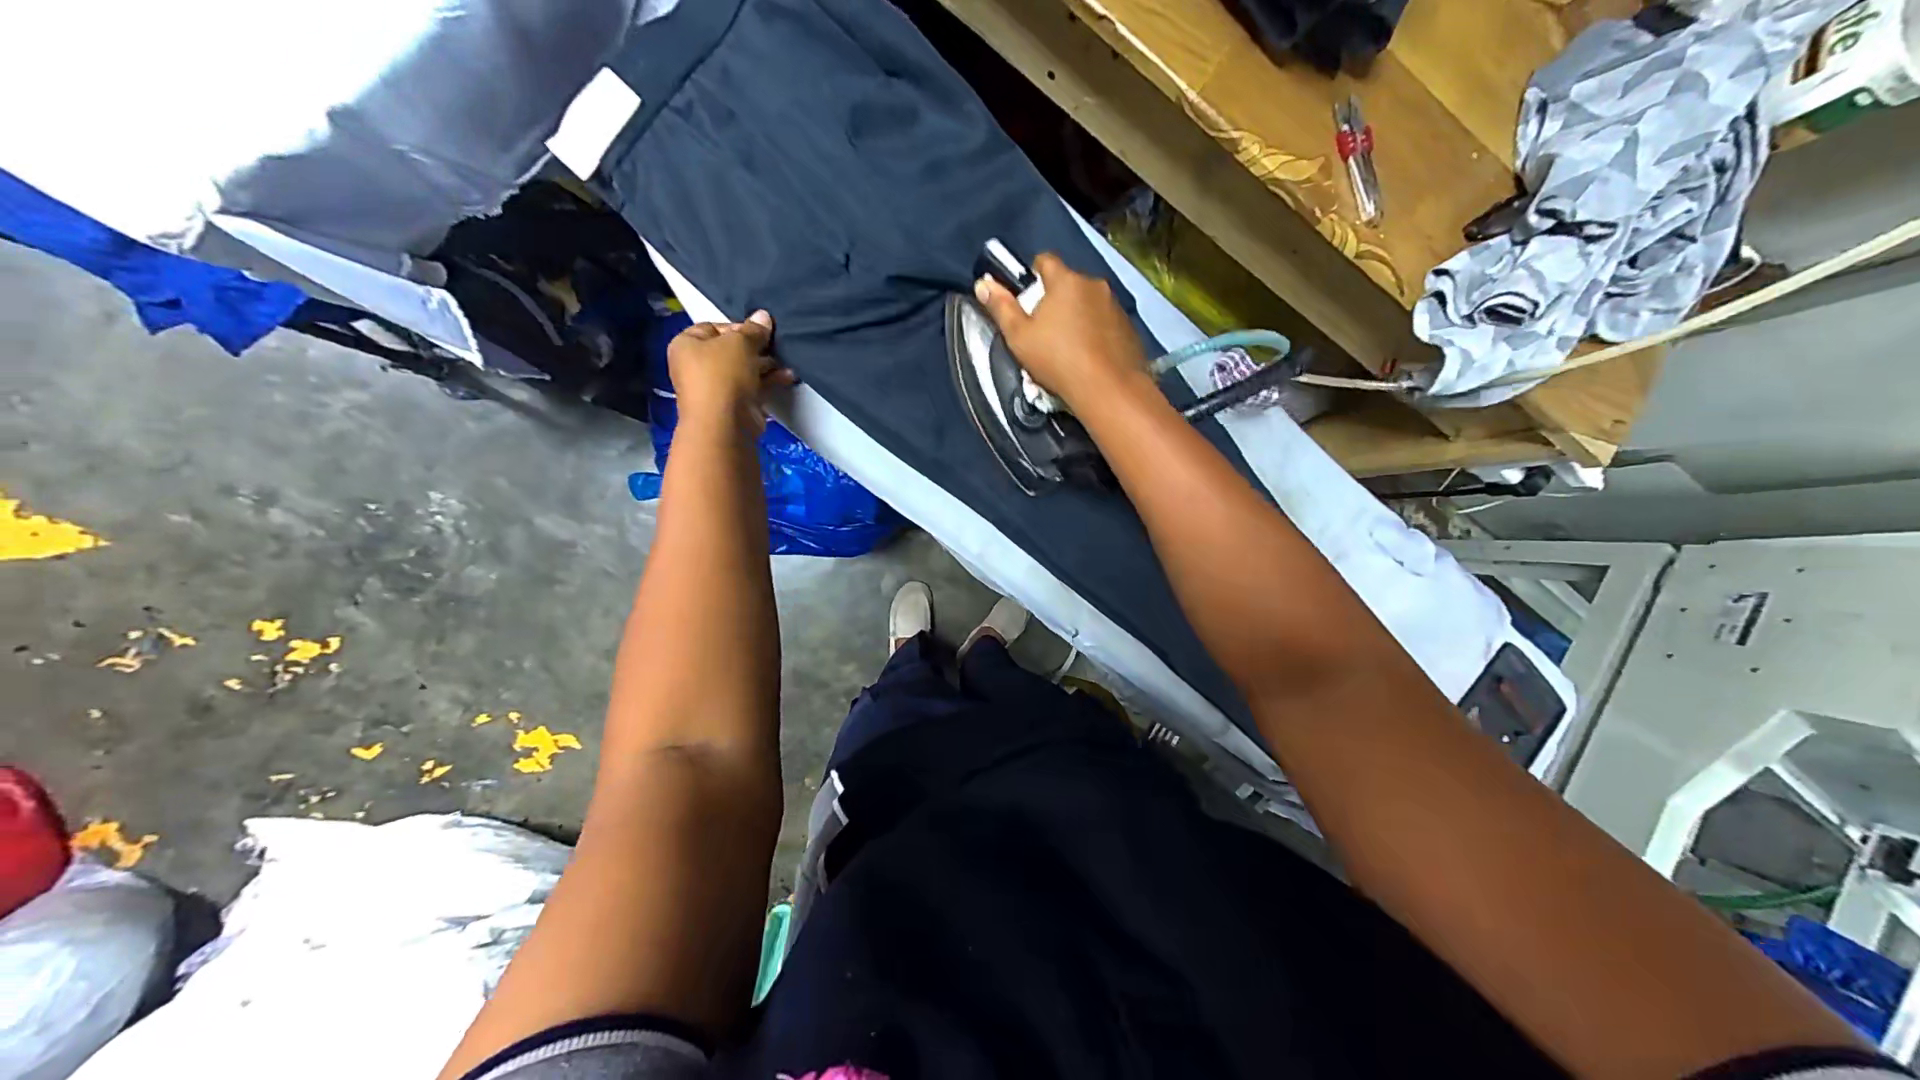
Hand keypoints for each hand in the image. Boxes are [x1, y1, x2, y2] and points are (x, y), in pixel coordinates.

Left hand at [667, 310, 794, 437]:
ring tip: (786, 358)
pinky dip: (769, 381)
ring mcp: (715, 388)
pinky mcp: (734, 405)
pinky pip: (753, 387)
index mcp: (686, 344)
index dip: (737, 326)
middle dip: (756, 347)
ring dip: (766, 364)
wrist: (724, 424)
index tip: (758, 330)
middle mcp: (697, 366)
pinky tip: (788, 376)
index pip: (713, 327)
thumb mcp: (739, 343)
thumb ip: (754, 329)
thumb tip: (763, 316)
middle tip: (775, 343)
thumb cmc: (723, 374)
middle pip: (731, 350)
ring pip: (744, 369)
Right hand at [973, 253, 1149, 410]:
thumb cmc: (1057, 359)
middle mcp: (1094, 284)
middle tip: (1044, 328)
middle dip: (1056, 298)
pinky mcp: (1129, 327)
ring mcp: (1115, 305)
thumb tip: (983, 284)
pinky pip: (1106, 322)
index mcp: (1065, 280)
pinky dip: (1097, 332)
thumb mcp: (1019, 337)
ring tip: (1069, 346)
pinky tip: (1090, 355)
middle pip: (1068, 283)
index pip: (1045, 260)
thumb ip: (1001, 308)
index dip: (1033, 274)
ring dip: (1078, 315)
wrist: (1108, 388)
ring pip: (1089, 302)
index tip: (1027, 296)